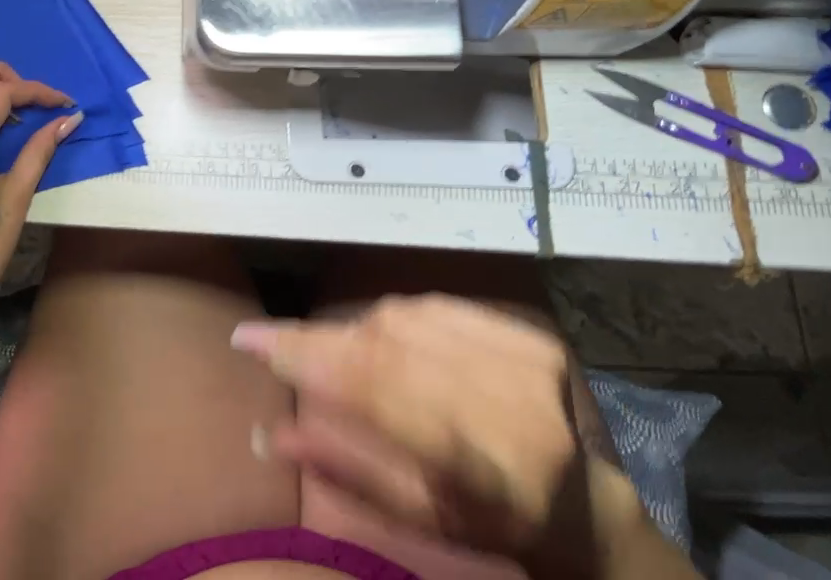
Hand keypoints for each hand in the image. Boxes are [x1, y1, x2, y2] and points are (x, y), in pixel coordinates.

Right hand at [233, 296, 653, 575]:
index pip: (378, 393)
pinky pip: (433, 307)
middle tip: (266, 338)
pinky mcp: (529, 338)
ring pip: (403, 320)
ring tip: (336, 355)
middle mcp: (506, 405)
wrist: (582, 505)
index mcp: (481, 467)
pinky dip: (395, 319)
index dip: (308, 359)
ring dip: (354, 332)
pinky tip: (383, 338)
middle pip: (384, 349)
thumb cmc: (490, 523)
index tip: (248, 339)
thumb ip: (345, 470)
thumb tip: (269, 432)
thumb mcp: (417, 518)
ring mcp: (522, 363)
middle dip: (315, 339)